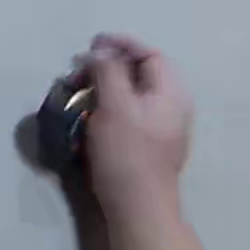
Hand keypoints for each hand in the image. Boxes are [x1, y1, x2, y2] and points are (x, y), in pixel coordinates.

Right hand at [76, 34, 192, 223]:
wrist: (137, 205)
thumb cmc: (126, 152)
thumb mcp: (114, 105)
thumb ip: (108, 72)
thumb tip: (101, 51)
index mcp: (171, 94)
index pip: (150, 56)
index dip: (122, 45)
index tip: (92, 44)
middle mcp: (171, 106)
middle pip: (142, 73)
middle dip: (109, 65)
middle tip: (79, 69)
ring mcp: (160, 126)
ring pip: (132, 92)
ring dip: (104, 84)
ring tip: (78, 89)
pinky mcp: (146, 142)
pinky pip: (127, 110)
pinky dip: (107, 102)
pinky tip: (88, 111)